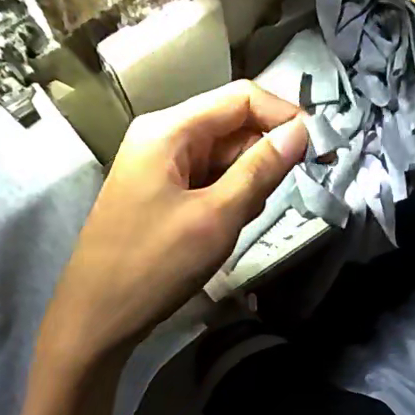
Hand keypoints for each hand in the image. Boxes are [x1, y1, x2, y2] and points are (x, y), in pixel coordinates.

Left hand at [40, 82, 307, 366]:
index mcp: (169, 129)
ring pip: (222, 156)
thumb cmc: (154, 265)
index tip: (319, 149)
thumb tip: (302, 131)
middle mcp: (162, 136)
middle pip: (232, 125)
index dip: (284, 116)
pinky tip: (224, 229)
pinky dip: (227, 198)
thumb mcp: (216, 217)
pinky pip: (206, 180)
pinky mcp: (159, 193)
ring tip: (240, 222)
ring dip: (246, 183)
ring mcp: (158, 166)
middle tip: (281, 197)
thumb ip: (261, 170)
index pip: (241, 98)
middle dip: (264, 156)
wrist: (96, 317)